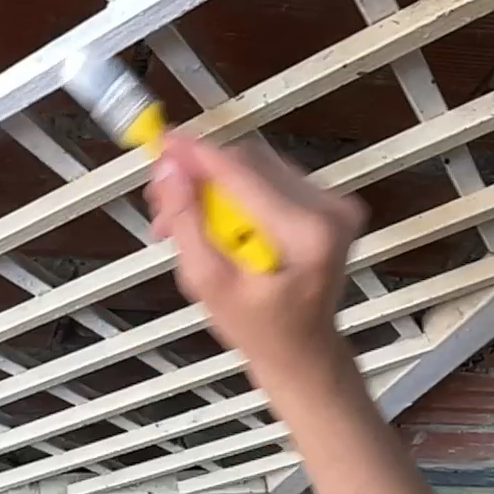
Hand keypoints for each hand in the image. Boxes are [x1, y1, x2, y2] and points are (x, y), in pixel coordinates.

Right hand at [145, 134, 367, 392]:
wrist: (303, 352)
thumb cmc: (256, 328)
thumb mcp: (208, 282)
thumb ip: (185, 223)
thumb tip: (167, 169)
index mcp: (307, 231)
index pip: (241, 173)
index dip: (196, 153)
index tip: (160, 141)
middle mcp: (329, 208)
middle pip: (249, 161)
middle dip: (199, 171)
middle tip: (159, 198)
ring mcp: (334, 203)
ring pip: (256, 165)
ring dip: (213, 182)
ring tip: (180, 218)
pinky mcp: (328, 202)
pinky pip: (269, 177)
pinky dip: (234, 190)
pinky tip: (212, 218)